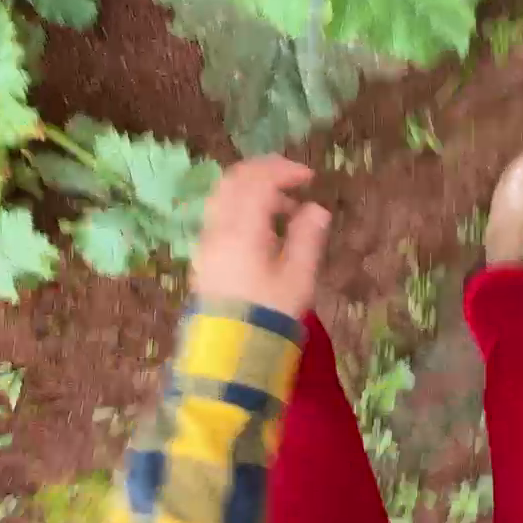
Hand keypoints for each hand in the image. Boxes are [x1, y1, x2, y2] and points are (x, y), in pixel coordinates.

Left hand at [189, 156, 329, 319]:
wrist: (232, 352)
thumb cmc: (270, 314)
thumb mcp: (298, 278)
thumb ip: (307, 238)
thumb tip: (316, 209)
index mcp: (243, 230)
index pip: (260, 182)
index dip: (285, 171)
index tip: (310, 177)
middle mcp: (219, 229)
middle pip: (235, 180)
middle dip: (265, 171)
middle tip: (292, 176)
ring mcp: (207, 242)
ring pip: (224, 196)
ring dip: (253, 190)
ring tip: (284, 208)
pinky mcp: (205, 257)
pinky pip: (220, 216)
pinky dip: (241, 207)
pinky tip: (264, 228)